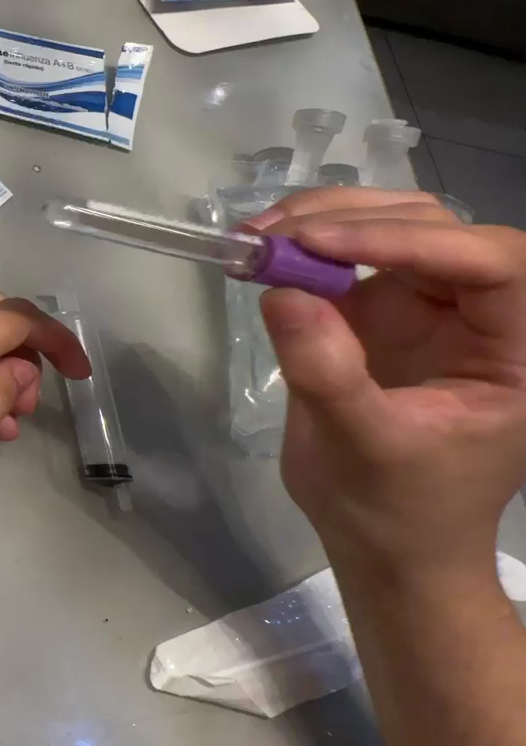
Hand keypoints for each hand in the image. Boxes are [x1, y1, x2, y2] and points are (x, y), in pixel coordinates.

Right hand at [250, 188, 525, 575]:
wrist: (382, 535)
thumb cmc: (395, 502)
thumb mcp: (363, 442)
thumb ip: (328, 370)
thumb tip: (284, 292)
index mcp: (522, 351)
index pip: (492, 264)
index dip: (409, 241)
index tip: (316, 246)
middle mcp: (483, 316)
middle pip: (439, 228)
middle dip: (354, 219)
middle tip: (270, 238)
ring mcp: (427, 309)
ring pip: (392, 226)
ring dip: (322, 219)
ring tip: (255, 240)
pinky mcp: (373, 312)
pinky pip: (344, 255)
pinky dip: (299, 243)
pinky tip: (258, 253)